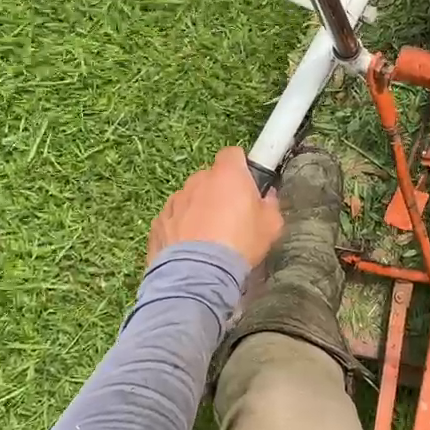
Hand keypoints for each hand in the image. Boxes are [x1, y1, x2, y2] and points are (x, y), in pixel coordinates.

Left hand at [146, 147, 281, 269]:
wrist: (197, 275)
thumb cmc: (239, 244)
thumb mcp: (271, 226)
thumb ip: (270, 205)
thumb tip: (267, 198)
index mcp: (228, 174)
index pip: (233, 154)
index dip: (241, 166)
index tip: (248, 184)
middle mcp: (198, 180)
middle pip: (211, 177)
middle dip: (220, 191)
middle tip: (233, 216)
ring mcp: (175, 201)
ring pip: (191, 198)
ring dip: (199, 209)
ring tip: (210, 238)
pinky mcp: (158, 222)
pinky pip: (174, 219)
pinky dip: (182, 228)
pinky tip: (192, 250)